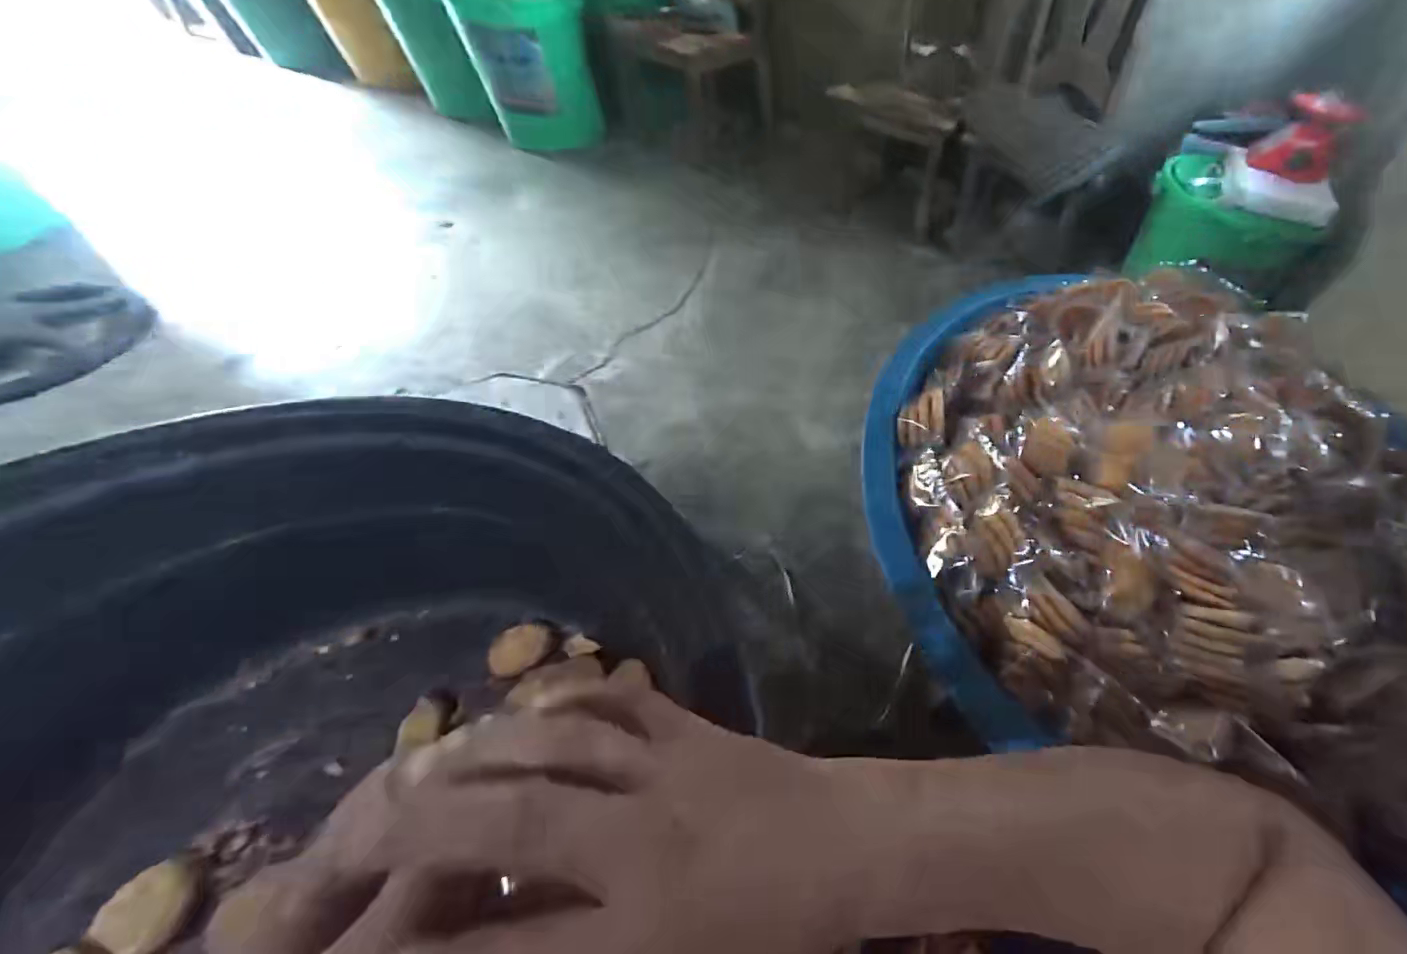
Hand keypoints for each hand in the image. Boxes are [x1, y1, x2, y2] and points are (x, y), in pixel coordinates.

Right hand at [209, 670, 869, 953]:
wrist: (849, 844)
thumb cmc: (768, 932)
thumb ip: (565, 950)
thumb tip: (477, 930)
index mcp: (639, 931)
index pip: (492, 946)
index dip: (399, 948)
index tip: (334, 945)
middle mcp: (645, 840)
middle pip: (510, 822)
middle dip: (410, 830)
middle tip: (341, 837)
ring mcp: (673, 768)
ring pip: (560, 745)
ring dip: (477, 750)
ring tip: (413, 765)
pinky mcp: (695, 728)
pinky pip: (619, 701)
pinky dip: (562, 701)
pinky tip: (521, 708)